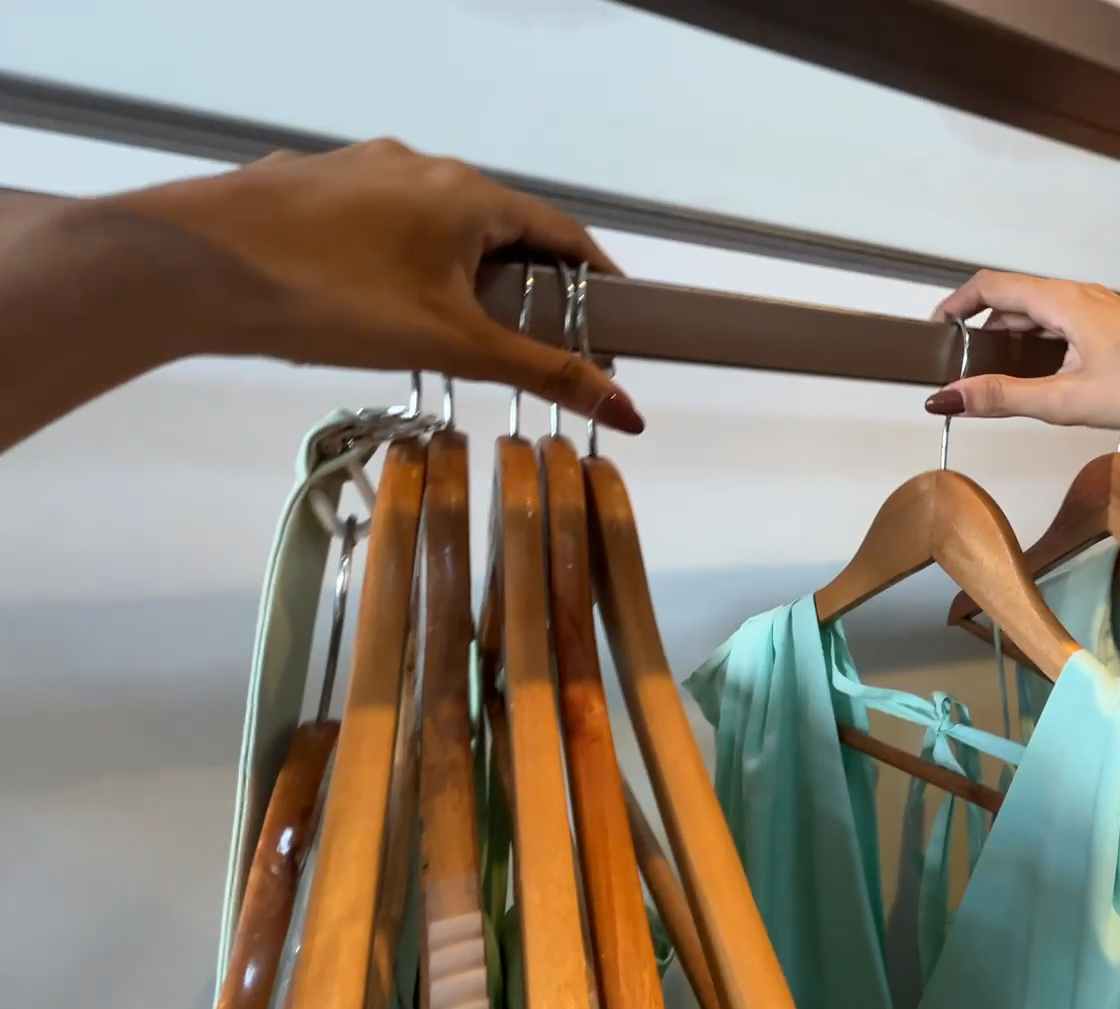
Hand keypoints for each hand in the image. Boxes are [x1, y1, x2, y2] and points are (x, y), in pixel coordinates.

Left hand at [102, 139, 642, 430]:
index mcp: (469, 195)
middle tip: (545, 331)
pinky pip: (389, 217)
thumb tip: (633, 415)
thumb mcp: (458, 347)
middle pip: (506, 224)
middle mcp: (422, 166)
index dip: (599, 274)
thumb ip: (550, 375)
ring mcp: (360, 167)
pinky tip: (391, 293)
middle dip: (537, 277)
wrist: (171, 268)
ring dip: (474, 265)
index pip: (564, 231)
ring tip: (469, 320)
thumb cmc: (337, 302)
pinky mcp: (309, 180)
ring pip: (445, 219)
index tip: (618, 315)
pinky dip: (416, 254)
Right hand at [924, 270, 1119, 431]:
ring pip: (1041, 316)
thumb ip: (1004, 397)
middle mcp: (1079, 295)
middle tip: (961, 367)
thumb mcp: (1067, 400)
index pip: (991, 285)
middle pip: (1014, 301)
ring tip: (996, 380)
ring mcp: (1100, 311)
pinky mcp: (1116, 330)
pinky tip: (1044, 381)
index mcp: (1062, 300)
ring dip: (1012, 342)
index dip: (956, 303)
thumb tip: (948, 398)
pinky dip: (1041, 348)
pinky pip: (1064, 329)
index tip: (934, 330)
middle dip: (981, 330)